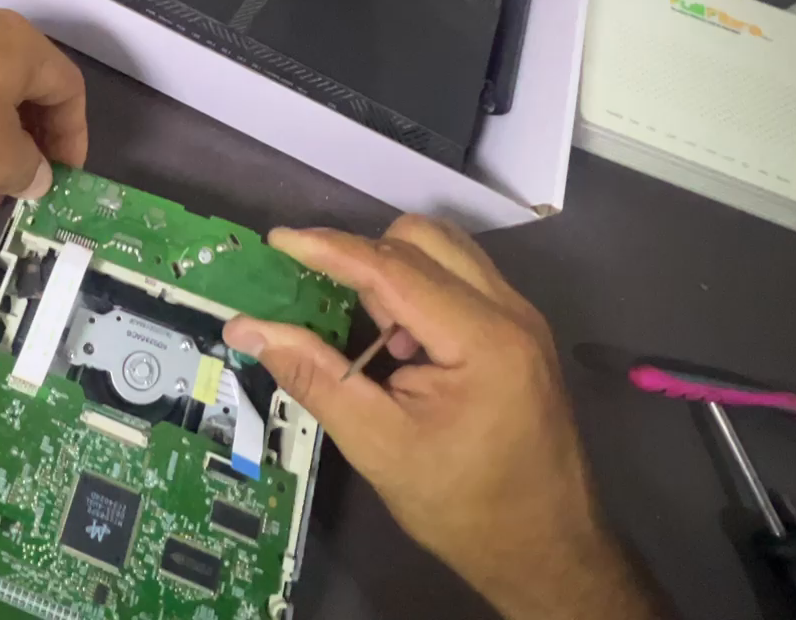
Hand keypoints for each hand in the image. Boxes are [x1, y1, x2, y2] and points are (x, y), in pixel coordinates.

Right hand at [222, 217, 658, 619]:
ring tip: (371, 326)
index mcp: (483, 341)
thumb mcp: (376, 445)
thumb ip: (311, 375)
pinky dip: (415, 284)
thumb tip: (246, 328)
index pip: (392, 269)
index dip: (328, 248)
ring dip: (391, 266)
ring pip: (440, 246)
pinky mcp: (516, 327)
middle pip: (420, 239)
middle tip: (331, 303)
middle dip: (363, 256)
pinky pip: (455, 272)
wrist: (549, 555)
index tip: (276, 240)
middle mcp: (509, 312)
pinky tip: (401, 340)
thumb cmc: (464, 506)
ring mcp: (519, 315)